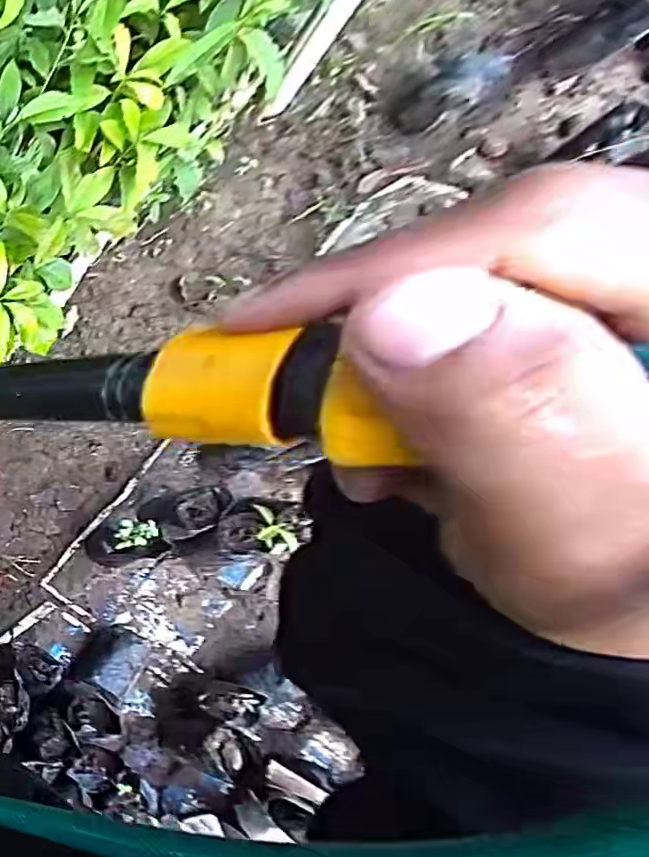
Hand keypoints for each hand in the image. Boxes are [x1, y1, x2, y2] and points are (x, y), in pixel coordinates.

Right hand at [222, 163, 648, 658]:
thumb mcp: (573, 534)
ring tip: (367, 452)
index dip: (378, 271)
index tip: (248, 329)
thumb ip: (502, 416)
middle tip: (299, 401)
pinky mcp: (599, 341)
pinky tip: (407, 443)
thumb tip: (393, 309)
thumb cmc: (629, 607)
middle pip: (511, 248)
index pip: (546, 228)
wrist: (645, 627)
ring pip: (481, 287)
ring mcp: (637, 318)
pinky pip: (480, 323)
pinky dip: (407, 384)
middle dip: (372, 327)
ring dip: (383, 369)